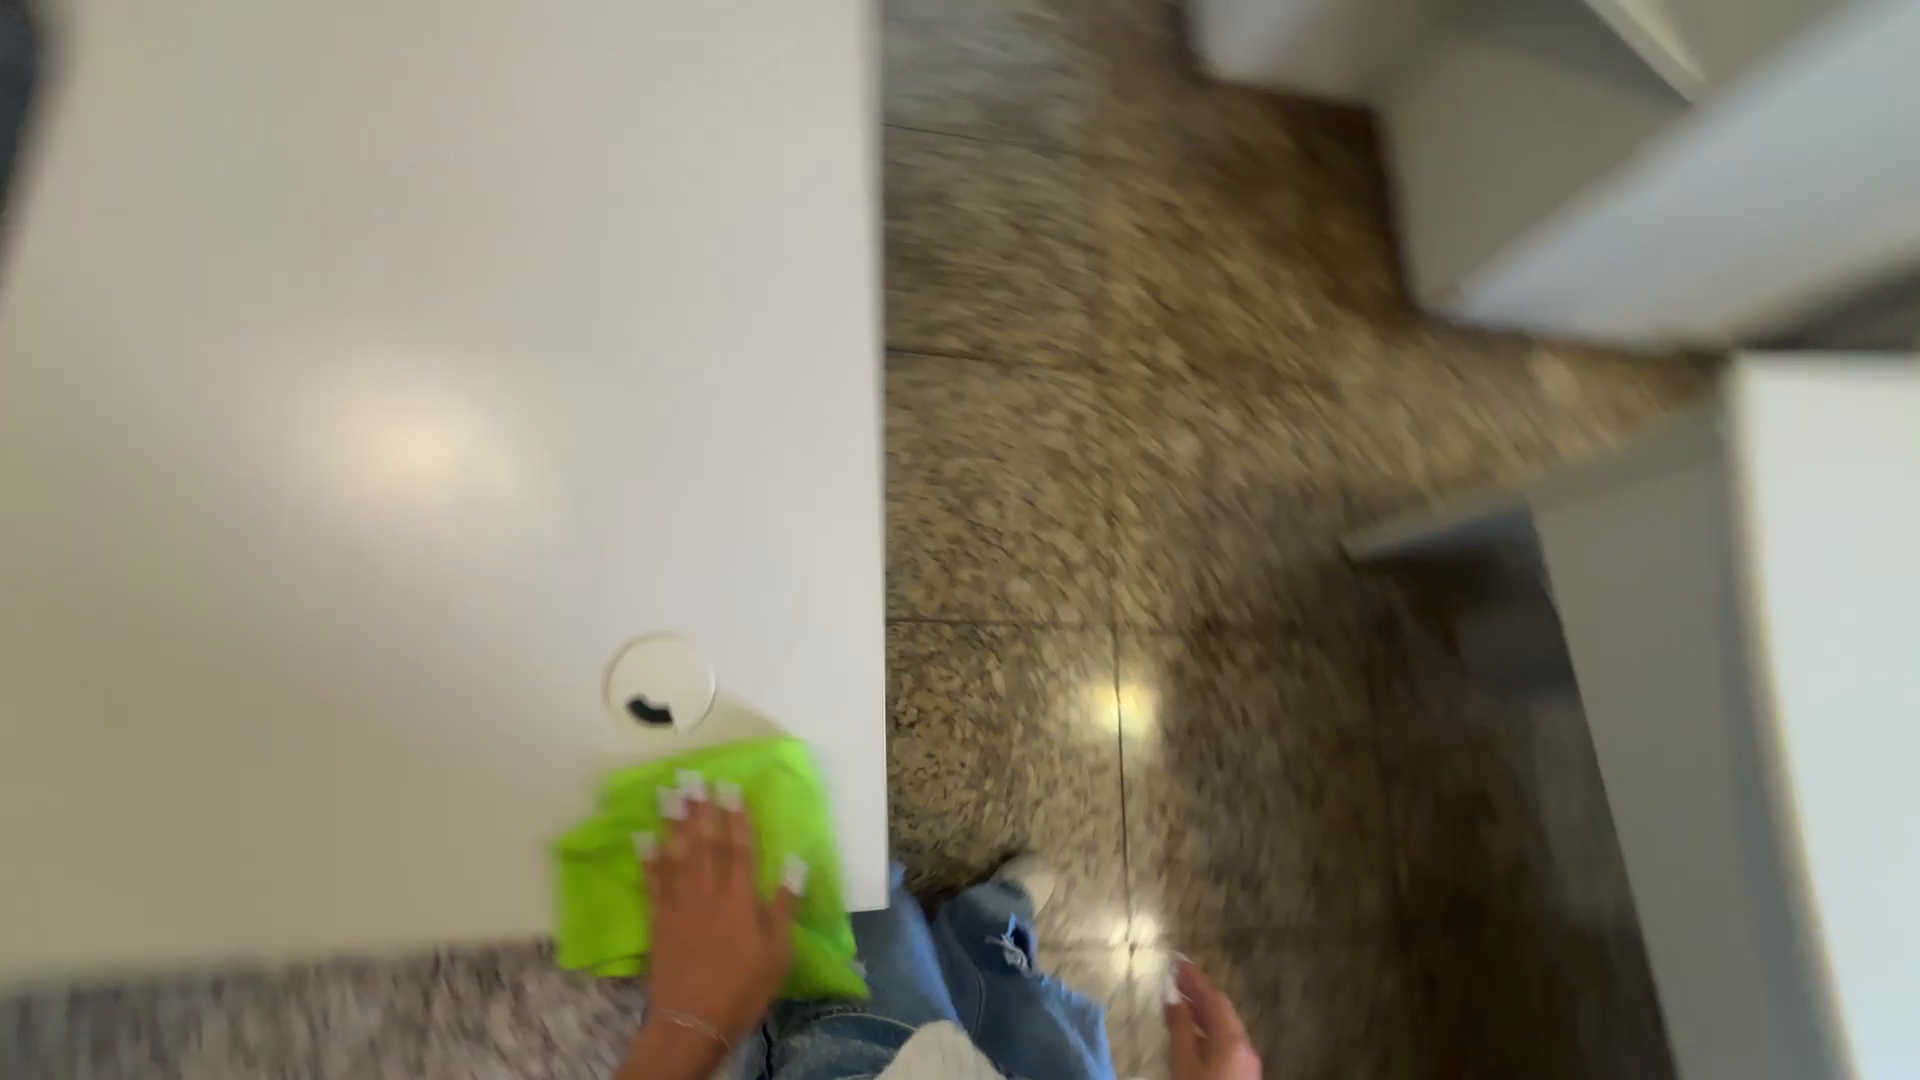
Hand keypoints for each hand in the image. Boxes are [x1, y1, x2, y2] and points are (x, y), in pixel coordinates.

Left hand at [618, 778, 797, 1079]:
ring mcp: (680, 906)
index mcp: (740, 898)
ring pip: (678, 855)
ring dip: (675, 823)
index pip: (739, 848)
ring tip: (670, 794)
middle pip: (705, 843)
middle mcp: (709, 893)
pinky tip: (644, 837)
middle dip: (701, 809)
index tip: (731, 788)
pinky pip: (653, 884)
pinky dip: (648, 859)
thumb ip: (784, 905)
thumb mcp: (777, 951)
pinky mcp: (659, 922)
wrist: (693, 1023)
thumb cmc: (743, 987)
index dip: (735, 816)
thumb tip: (796, 862)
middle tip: (695, 778)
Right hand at [1166, 956, 1261, 1079]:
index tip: (1177, 959)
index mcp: (1232, 1038)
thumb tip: (1172, 997)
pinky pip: (1226, 1040)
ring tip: (1179, 997)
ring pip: (1224, 1025)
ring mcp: (1247, 1062)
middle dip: (1198, 990)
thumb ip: (1180, 1026)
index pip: (1213, 997)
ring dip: (1202, 1009)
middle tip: (1176, 975)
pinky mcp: (1243, 1075)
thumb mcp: (1184, 1063)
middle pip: (1222, 1009)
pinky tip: (1192, 1029)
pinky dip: (1208, 1027)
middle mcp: (1245, 1045)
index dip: (1194, 977)